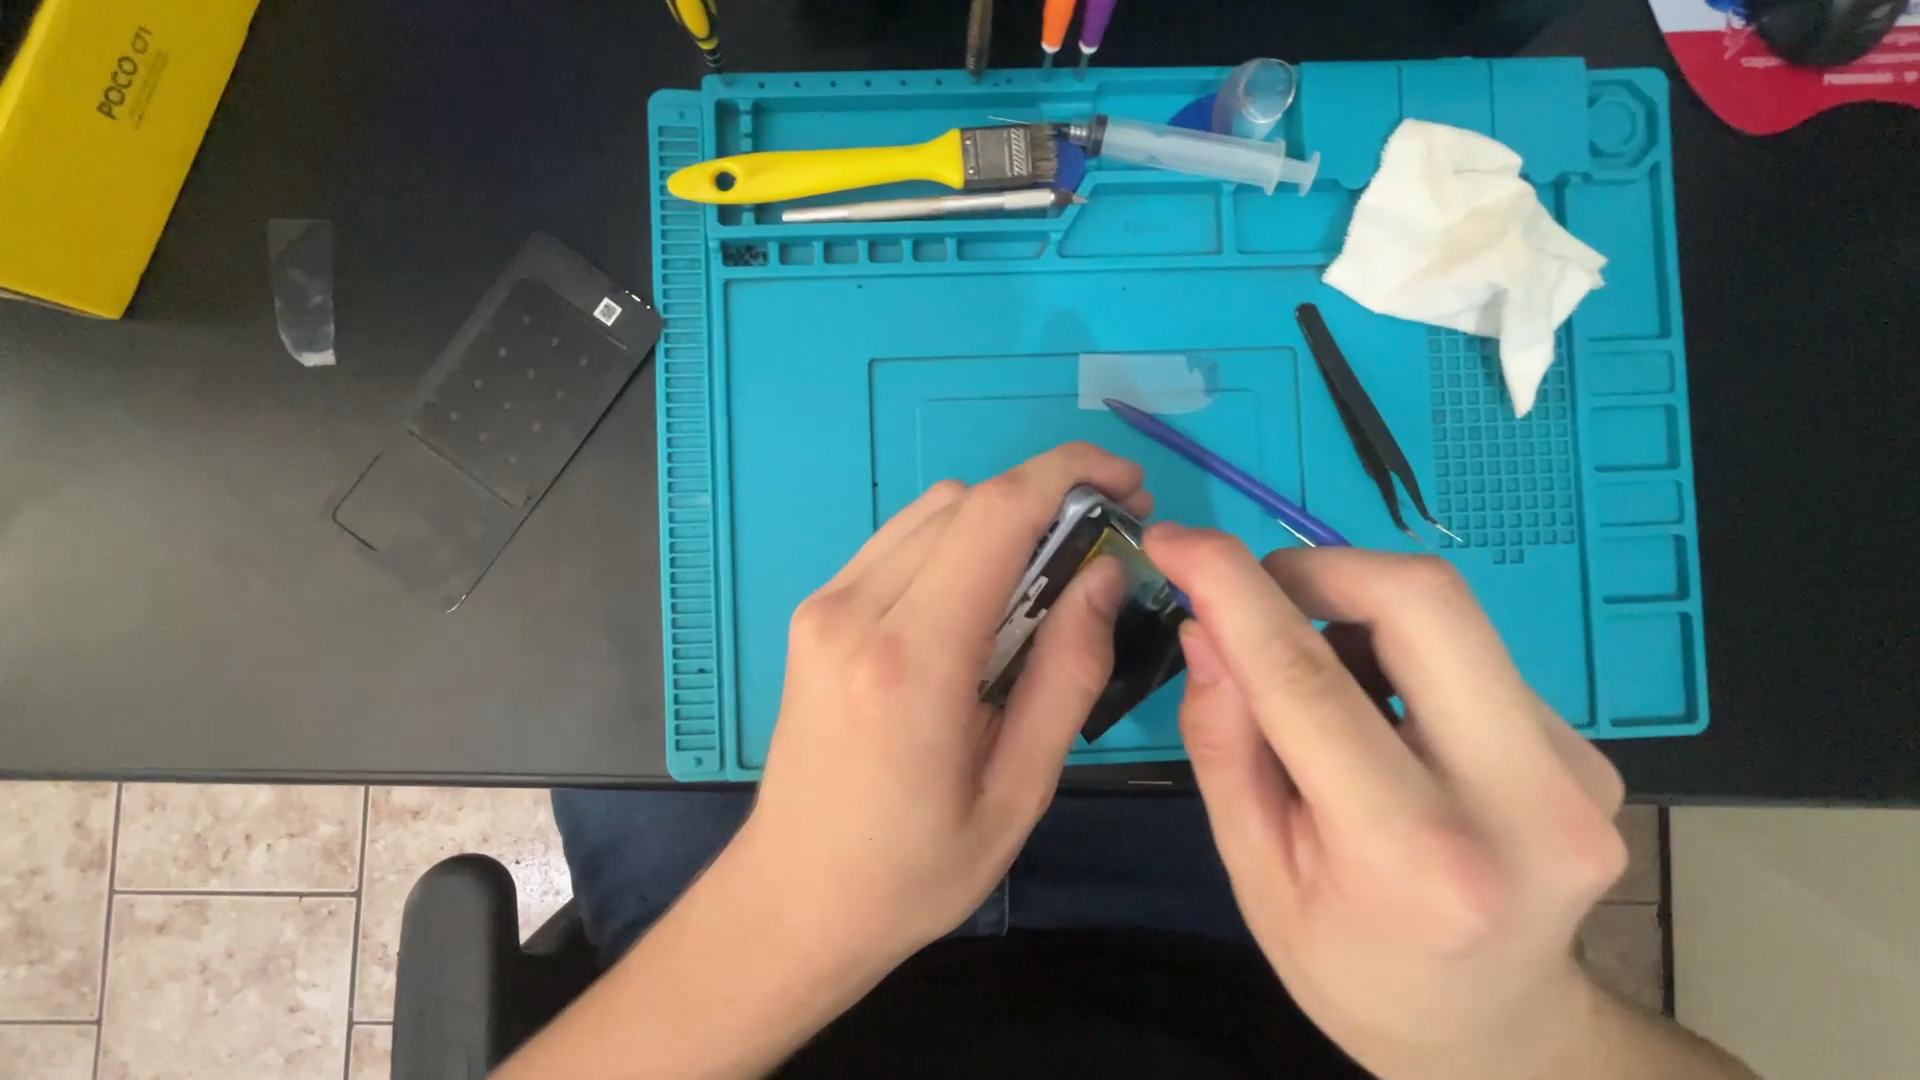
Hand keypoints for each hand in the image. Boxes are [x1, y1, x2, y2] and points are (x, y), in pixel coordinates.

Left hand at [729, 443, 1148, 966]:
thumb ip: (1068, 673)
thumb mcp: (1018, 790)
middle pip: (965, 501)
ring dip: (1002, 518)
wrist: (792, 899)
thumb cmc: (914, 869)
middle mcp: (855, 611)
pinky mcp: (813, 613)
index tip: (1128, 484)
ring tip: (1051, 572)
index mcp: (911, 660)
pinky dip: (956, 542)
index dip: (1069, 475)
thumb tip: (1103, 575)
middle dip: (1047, 497)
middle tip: (1104, 539)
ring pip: (929, 512)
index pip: (995, 517)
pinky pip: (897, 543)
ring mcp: (824, 606)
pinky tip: (984, 595)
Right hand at [1146, 527, 1627, 1079]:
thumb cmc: (1348, 967)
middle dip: (1316, 565)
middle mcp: (1521, 798)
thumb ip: (1223, 742)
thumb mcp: (1250, 870)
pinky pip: (1467, 652)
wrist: (1498, 1037)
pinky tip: (1375, 712)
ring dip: (1351, 608)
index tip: (1174, 540)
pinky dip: (1393, 649)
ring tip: (1313, 675)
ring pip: (1448, 615)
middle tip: (1256, 595)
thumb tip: (1205, 627)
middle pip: (1423, 600)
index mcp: (1413, 854)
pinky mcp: (1585, 749)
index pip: (1307, 678)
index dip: (1230, 589)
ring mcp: (1573, 768)